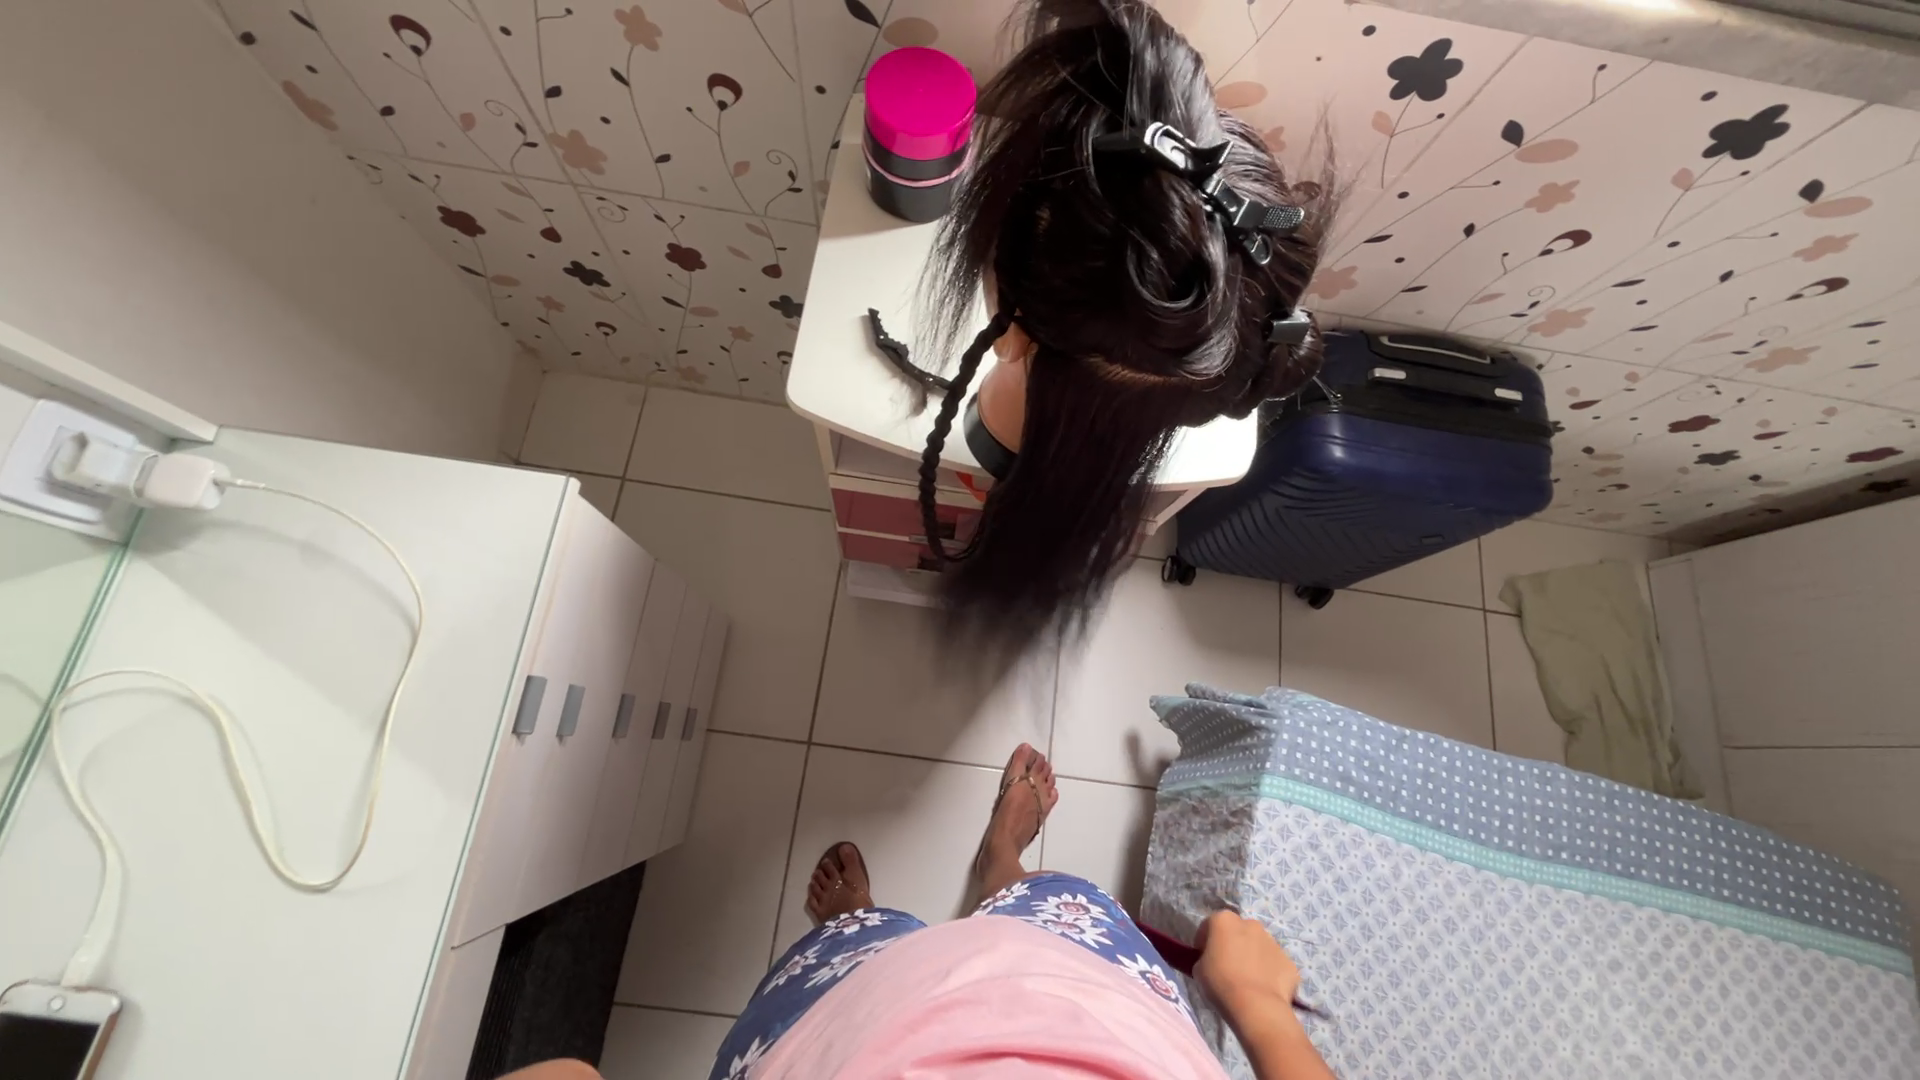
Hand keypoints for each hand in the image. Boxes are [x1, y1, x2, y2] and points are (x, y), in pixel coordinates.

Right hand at [1193, 910, 1300, 1018]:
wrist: (1257, 1007)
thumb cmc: (1221, 983)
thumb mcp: (1199, 969)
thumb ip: (1204, 957)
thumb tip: (1212, 961)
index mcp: (1224, 920)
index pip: (1209, 926)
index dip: (1204, 942)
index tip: (1203, 958)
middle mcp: (1250, 924)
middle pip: (1237, 932)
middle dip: (1233, 945)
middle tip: (1227, 967)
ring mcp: (1273, 942)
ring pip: (1259, 946)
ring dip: (1252, 957)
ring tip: (1248, 981)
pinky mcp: (1289, 962)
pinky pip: (1275, 965)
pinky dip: (1270, 973)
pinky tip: (1264, 990)